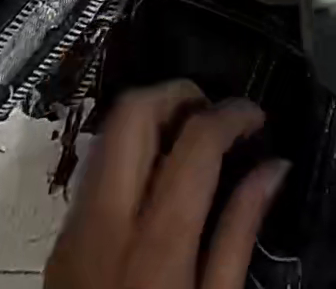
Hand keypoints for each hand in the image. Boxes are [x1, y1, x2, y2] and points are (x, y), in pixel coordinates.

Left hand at [46, 80, 290, 288]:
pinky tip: (163, 172)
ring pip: (108, 130)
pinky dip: (134, 147)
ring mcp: (74, 227)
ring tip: (194, 134)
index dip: (233, 111)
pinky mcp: (61, 239)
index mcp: (156, 242)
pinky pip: (99, 164)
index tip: (256, 116)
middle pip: (132, 112)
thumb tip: (275, 164)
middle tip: (216, 110)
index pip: (195, 139)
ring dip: (154, 115)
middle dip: (179, 92)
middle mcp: (106, 220)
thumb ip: (241, 230)